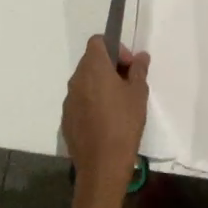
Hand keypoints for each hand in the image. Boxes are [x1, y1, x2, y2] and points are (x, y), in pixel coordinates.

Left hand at [62, 35, 149, 207]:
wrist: (102, 166)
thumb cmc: (123, 124)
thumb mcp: (139, 94)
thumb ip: (139, 70)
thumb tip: (140, 56)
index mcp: (93, 68)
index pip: (97, 41)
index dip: (114, 47)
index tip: (128, 65)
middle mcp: (76, 80)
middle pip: (91, 61)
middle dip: (109, 66)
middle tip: (127, 83)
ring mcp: (68, 101)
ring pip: (85, 82)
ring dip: (99, 85)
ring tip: (117, 104)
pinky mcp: (66, 120)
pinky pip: (79, 101)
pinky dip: (91, 103)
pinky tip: (105, 121)